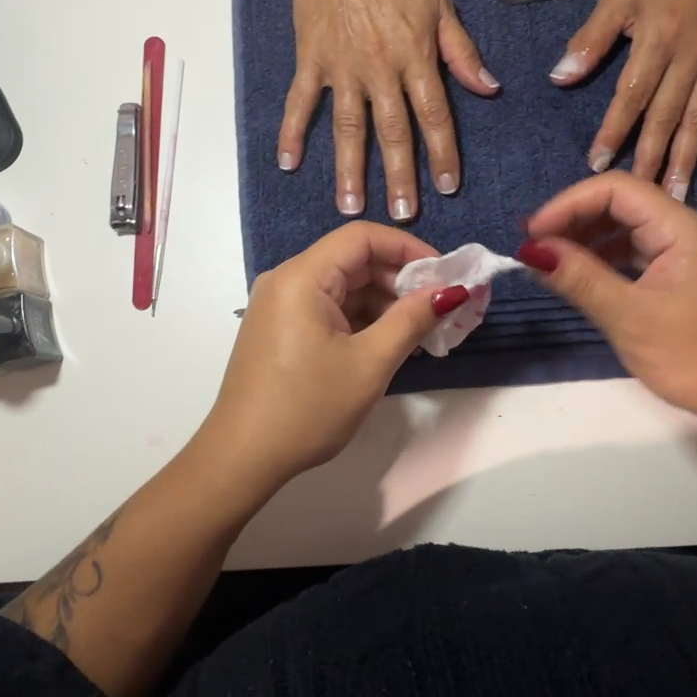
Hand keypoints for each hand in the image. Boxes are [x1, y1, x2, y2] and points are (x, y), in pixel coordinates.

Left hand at [201, 222, 467, 489]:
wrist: (244, 458)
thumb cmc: (307, 408)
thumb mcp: (369, 364)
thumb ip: (412, 319)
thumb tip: (453, 291)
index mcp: (301, 277)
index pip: (362, 237)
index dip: (409, 248)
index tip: (445, 276)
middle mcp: (288, 281)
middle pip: (354, 260)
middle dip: (401, 279)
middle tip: (442, 308)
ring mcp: (282, 306)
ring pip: (345, 287)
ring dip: (386, 303)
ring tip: (423, 332)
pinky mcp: (283, 330)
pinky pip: (331, 309)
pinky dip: (364, 320)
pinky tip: (392, 344)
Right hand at [278, 0, 498, 222]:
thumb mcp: (441, 5)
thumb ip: (462, 52)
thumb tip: (488, 88)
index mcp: (416, 57)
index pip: (435, 115)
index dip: (443, 153)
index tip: (448, 187)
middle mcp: (381, 70)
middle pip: (393, 132)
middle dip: (399, 176)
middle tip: (401, 214)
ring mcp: (342, 69)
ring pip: (348, 127)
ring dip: (350, 169)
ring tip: (349, 206)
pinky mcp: (312, 61)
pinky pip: (300, 102)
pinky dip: (292, 132)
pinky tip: (287, 163)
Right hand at [519, 172, 696, 419]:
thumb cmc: (693, 355)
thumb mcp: (630, 316)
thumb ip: (580, 278)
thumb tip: (531, 250)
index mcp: (680, 228)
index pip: (616, 190)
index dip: (568, 204)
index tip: (532, 234)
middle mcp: (682, 231)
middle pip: (620, 204)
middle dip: (574, 220)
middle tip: (534, 248)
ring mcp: (682, 256)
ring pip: (625, 230)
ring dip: (585, 240)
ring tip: (549, 263)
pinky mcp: (678, 280)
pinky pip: (633, 255)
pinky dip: (602, 261)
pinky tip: (579, 278)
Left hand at [550, 0, 696, 198]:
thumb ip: (591, 39)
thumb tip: (561, 78)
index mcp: (657, 40)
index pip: (632, 96)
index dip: (615, 131)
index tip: (598, 163)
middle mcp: (688, 57)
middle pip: (667, 117)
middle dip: (653, 158)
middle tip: (643, 198)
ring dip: (686, 158)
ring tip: (678, 194)